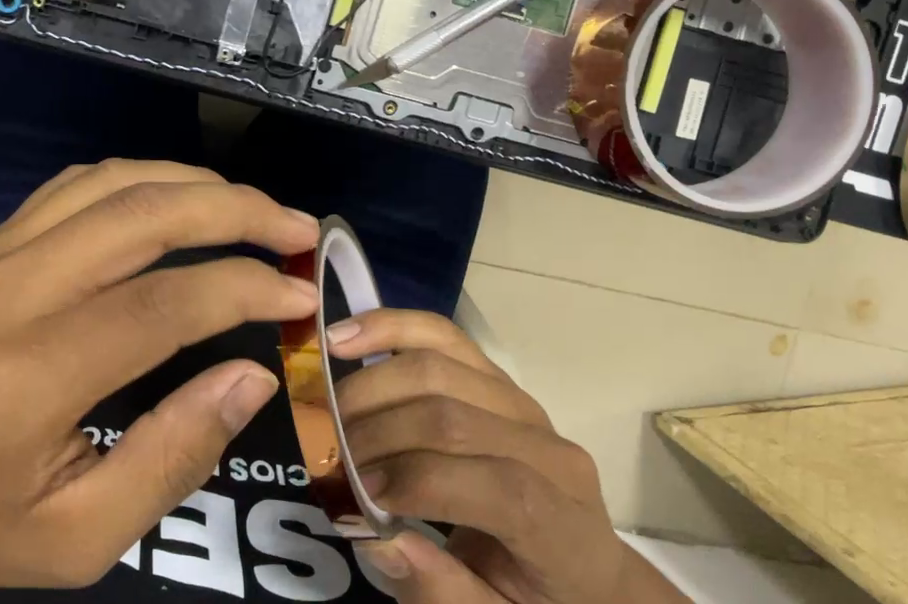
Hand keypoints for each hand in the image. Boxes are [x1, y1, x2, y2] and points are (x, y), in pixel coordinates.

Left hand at [0, 160, 320, 586]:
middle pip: (141, 217)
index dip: (243, 288)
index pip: (159, 305)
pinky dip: (144, 177)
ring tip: (256, 208)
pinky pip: (80, 182)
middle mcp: (12, 291)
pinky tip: (182, 197)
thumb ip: (169, 458)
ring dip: (195, 183)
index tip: (301, 296)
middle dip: (235, 211)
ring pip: (113, 182)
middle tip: (299, 228)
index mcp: (27, 377)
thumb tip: (249, 374)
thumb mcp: (72, 537)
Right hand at [331, 310, 686, 603]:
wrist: (581, 570)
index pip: (501, 489)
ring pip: (437, 368)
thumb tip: (383, 541)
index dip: (422, 484)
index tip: (360, 497)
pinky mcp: (494, 375)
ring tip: (326, 415)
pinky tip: (341, 339)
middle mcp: (551, 451)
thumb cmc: (534, 601)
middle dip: (376, 435)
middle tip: (326, 458)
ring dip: (368, 388)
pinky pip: (439, 335)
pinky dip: (386, 329)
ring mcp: (522, 403)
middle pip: (454, 418)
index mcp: (565, 528)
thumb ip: (444, 595)